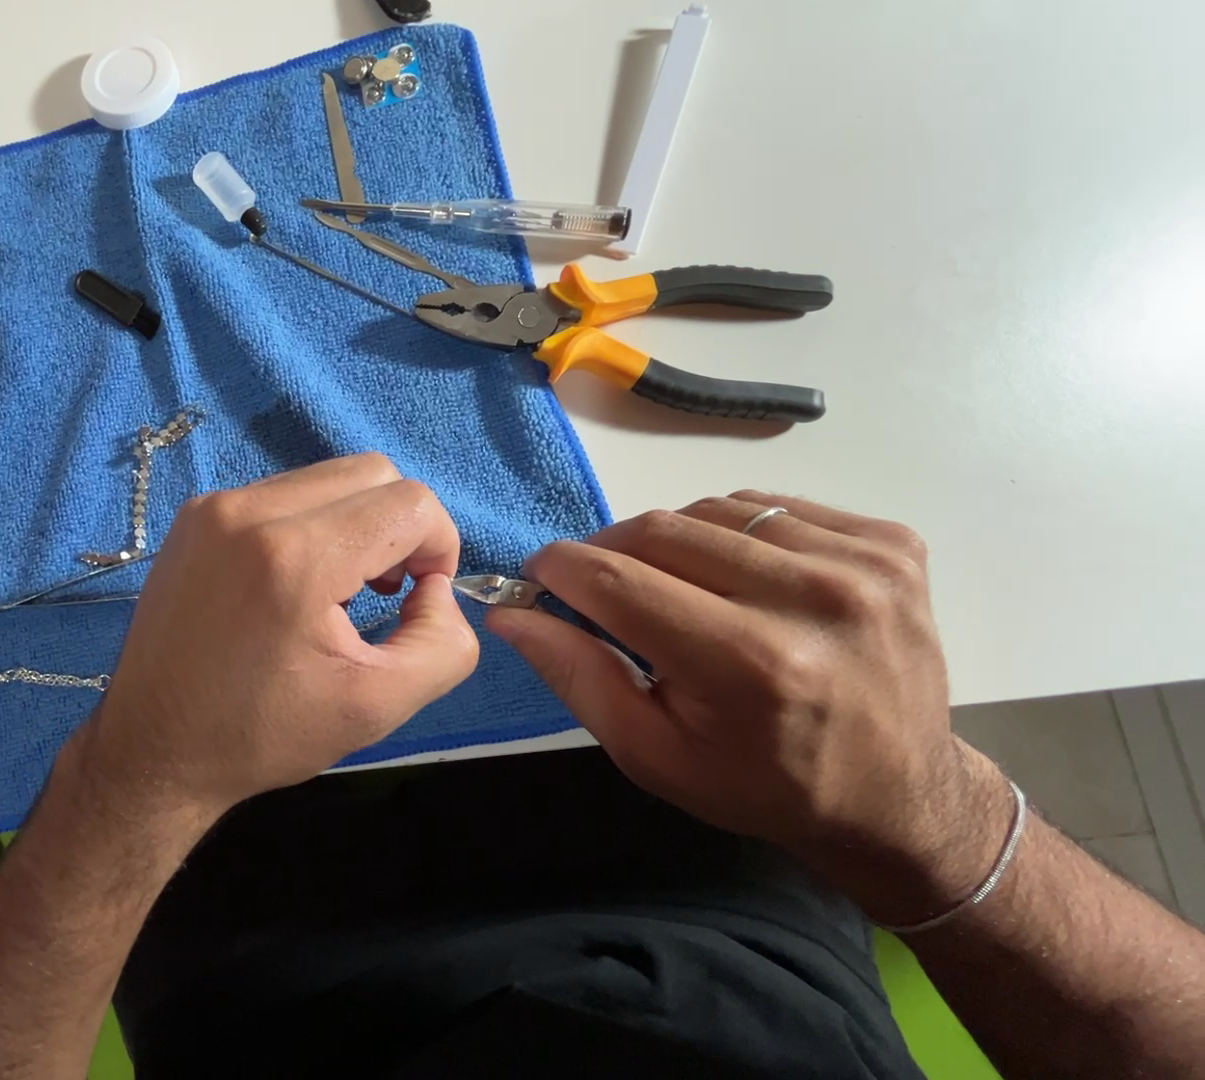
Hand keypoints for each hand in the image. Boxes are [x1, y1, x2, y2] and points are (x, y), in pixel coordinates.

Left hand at [78, 454, 478, 816]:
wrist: (154, 746)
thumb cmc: (262, 734)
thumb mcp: (378, 706)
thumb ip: (443, 642)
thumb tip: (437, 587)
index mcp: (295, 556)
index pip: (410, 502)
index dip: (438, 547)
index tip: (415, 599)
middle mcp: (249, 510)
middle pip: (371, 472)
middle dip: (397, 528)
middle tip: (379, 593)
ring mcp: (214, 506)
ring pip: (325, 477)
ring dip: (353, 523)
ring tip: (335, 592)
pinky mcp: (194, 515)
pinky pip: (281, 493)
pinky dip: (310, 524)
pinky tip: (294, 582)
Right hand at [488, 492, 1009, 924]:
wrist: (899, 798)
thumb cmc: (758, 784)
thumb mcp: (648, 752)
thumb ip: (574, 673)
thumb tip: (508, 612)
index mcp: (747, 663)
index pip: (614, 580)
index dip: (556, 571)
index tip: (537, 580)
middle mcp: (811, 598)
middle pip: (655, 531)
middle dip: (603, 553)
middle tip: (596, 590)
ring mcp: (860, 563)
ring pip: (705, 510)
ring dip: (665, 542)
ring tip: (671, 588)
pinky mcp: (890, 543)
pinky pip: (763, 506)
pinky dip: (726, 532)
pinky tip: (733, 577)